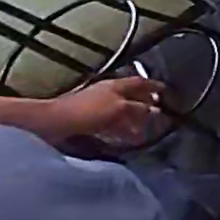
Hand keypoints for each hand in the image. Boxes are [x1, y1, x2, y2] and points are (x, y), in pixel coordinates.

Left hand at [35, 77, 163, 142]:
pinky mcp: (88, 118)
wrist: (54, 123)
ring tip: (142, 130)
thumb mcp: (121, 109)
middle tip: (157, 113)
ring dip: (132, 119)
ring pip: (121, 111)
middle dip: (145, 104)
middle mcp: (108, 92)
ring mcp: (97, 105)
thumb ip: (139, 109)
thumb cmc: (90, 111)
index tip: (165, 91)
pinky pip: (110, 122)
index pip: (141, 82)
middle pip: (132, 96)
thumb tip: (155, 110)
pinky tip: (123, 137)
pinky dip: (120, 128)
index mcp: (117, 86)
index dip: (154, 86)